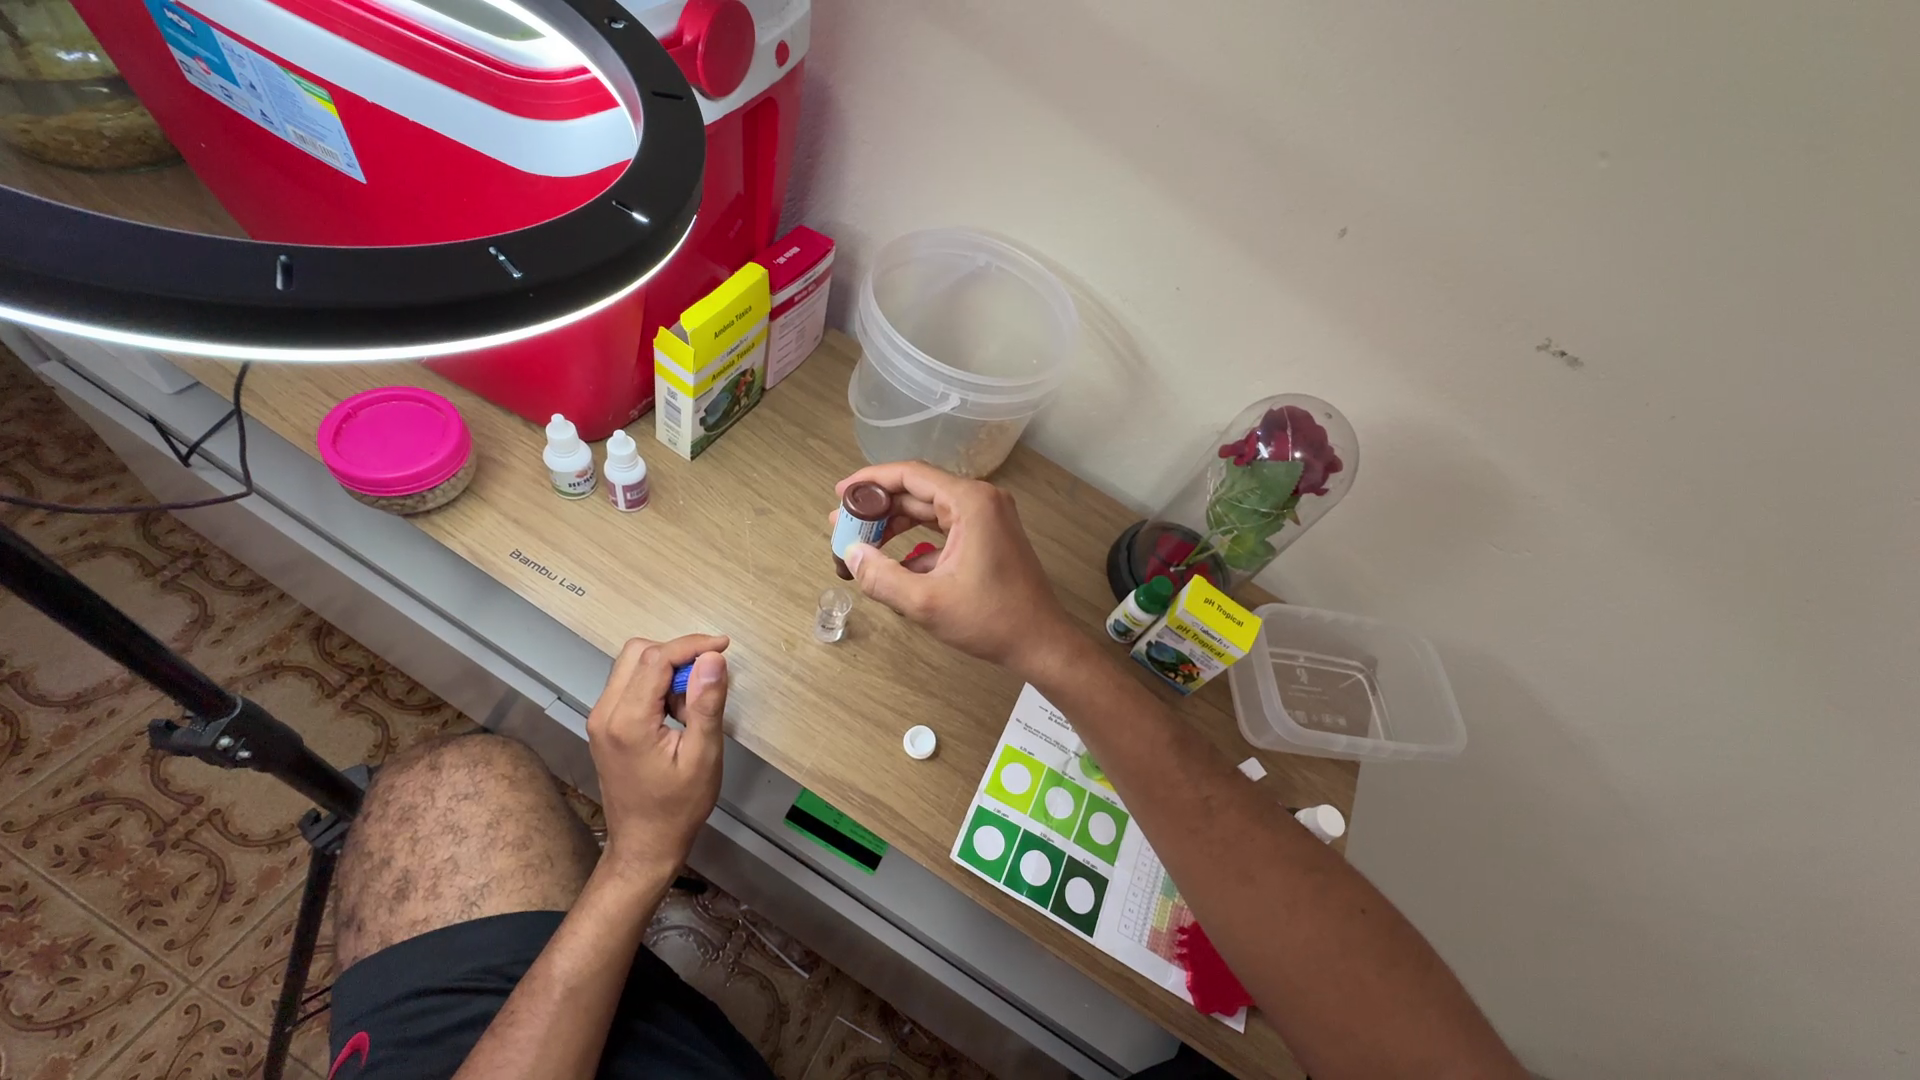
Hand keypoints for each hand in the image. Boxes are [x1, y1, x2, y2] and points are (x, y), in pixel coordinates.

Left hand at [586, 634, 728, 880]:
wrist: (645, 845)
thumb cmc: (678, 806)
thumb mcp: (703, 755)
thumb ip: (706, 703)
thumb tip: (712, 658)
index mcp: (628, 720)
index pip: (656, 657)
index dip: (692, 645)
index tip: (723, 647)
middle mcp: (605, 713)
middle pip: (637, 652)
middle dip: (677, 653)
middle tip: (708, 677)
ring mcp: (600, 719)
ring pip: (631, 665)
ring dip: (666, 669)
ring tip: (692, 703)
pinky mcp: (605, 725)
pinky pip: (629, 684)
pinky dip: (655, 684)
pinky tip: (676, 712)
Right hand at [832, 462, 1073, 669]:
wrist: (1041, 642)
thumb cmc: (991, 620)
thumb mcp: (926, 603)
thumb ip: (882, 577)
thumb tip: (851, 554)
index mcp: (970, 502)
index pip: (910, 475)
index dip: (870, 482)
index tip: (840, 494)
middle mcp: (981, 501)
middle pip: (917, 491)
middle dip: (878, 508)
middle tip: (841, 525)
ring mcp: (987, 519)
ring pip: (928, 512)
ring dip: (894, 525)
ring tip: (860, 542)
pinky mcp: (988, 538)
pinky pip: (943, 530)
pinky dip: (916, 544)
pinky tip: (893, 567)